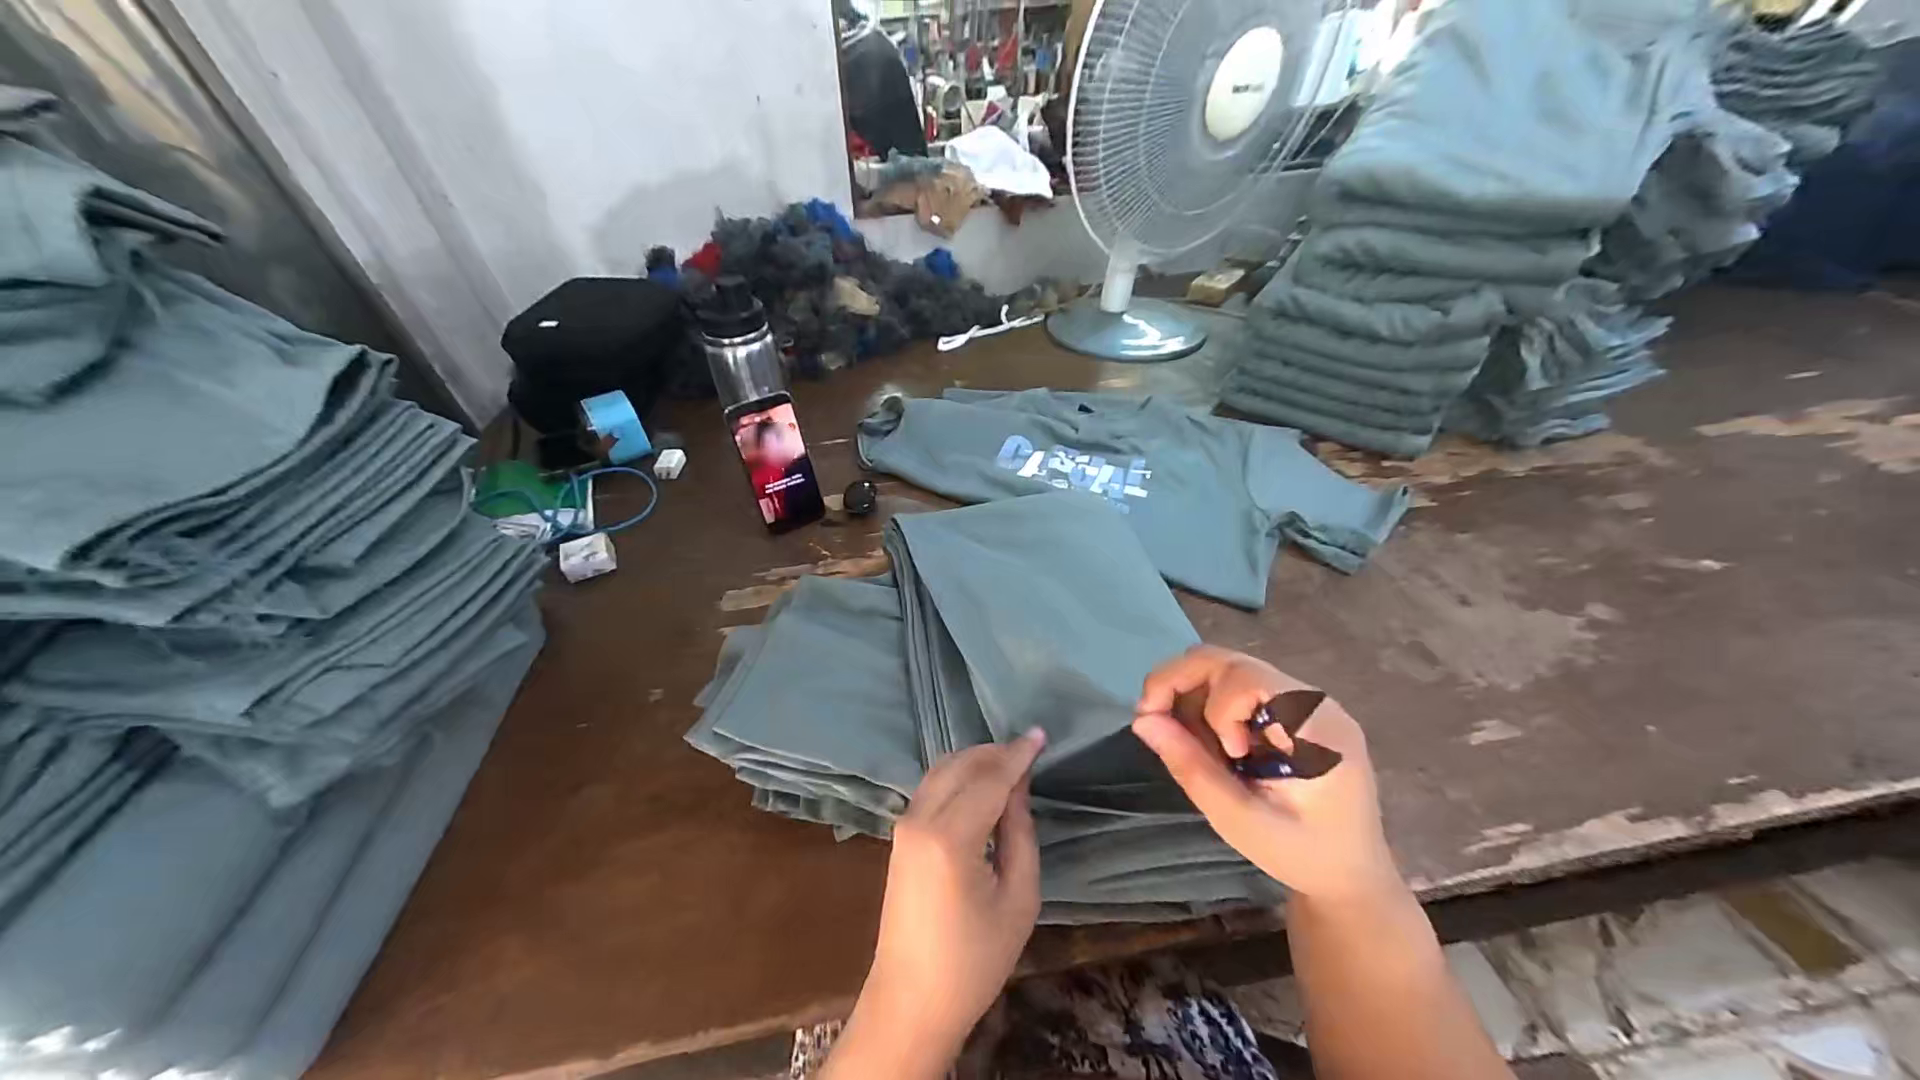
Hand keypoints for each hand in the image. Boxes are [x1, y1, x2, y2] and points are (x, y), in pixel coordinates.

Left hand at [852, 728, 1046, 1067]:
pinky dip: (957, 774)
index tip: (1041, 734)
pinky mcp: (899, 835)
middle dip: (996, 752)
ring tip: (1009, 763)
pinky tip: (979, 783)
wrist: (912, 998)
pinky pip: (930, 787)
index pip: (990, 778)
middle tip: (1029, 750)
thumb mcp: (1018, 898)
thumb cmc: (975, 958)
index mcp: (951, 837)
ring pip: (941, 770)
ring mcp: (904, 825)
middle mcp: (920, 819)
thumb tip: (1019, 787)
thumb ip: (1020, 833)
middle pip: (961, 764)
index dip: (1017, 754)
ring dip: (975, 760)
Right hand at [1132, 645, 1400, 905]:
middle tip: (1152, 718)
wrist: (1352, 875)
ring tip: (1185, 737)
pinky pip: (1239, 684)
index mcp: (1316, 729)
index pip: (1248, 676)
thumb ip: (1192, 768)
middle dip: (1180, 682)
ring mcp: (1305, 701)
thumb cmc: (1301, 855)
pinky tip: (1208, 739)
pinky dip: (1208, 701)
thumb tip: (1142, 721)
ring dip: (1191, 692)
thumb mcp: (1239, 821)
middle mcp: (1314, 701)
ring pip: (1228, 666)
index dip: (1214, 704)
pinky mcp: (1293, 707)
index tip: (1221, 755)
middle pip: (1231, 661)